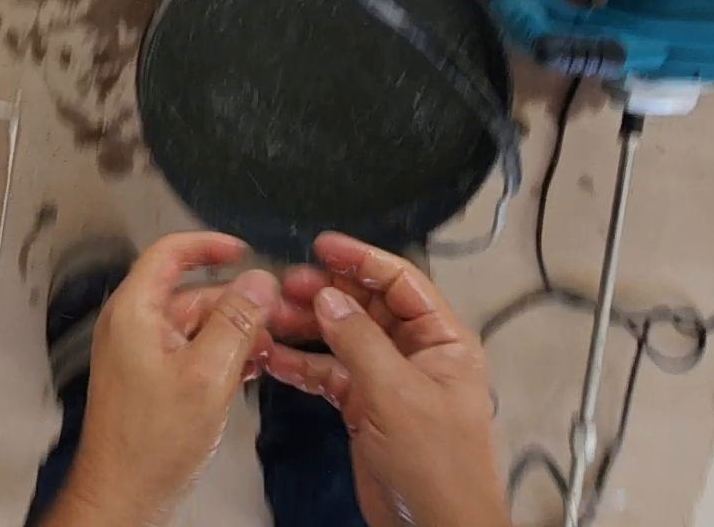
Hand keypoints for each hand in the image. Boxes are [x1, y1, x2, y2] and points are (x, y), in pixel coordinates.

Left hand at [45, 232, 280, 525]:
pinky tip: (246, 369)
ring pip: (196, 323)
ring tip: (266, 347)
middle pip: (191, 291)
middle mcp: (133, 323)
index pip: (170, 252)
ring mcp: (141, 350)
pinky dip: (219, 353)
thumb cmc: (147, 446)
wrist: (122, 497)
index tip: (240, 250)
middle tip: (272, 311)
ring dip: (233, 331)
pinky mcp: (151, 375)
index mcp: (135, 310)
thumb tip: (258, 283)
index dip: (208, 244)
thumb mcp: (207, 376)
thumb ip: (236, 323)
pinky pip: (190, 348)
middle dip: (235, 301)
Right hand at [266, 233, 507, 526]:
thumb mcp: (396, 394)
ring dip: (306, 324)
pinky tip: (273, 356)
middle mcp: (414, 351)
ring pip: (340, 334)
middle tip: (288, 283)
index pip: (399, 281)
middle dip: (325, 291)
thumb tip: (326, 297)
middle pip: (364, 303)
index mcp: (441, 340)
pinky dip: (300, 362)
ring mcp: (386, 376)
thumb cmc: (438, 468)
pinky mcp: (362, 403)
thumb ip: (358, 340)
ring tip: (272, 316)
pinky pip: (327, 369)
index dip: (361, 258)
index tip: (323, 245)